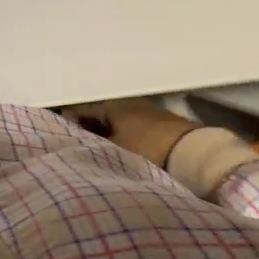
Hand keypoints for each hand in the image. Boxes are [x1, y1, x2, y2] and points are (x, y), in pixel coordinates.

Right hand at [66, 98, 201, 166]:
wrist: (196, 154)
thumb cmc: (148, 149)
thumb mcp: (114, 150)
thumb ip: (92, 145)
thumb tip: (75, 142)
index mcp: (111, 104)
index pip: (81, 110)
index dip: (69, 124)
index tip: (62, 138)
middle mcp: (127, 102)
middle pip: (101, 116)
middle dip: (91, 131)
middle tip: (81, 150)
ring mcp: (148, 112)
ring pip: (119, 124)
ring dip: (111, 136)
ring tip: (103, 156)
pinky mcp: (165, 125)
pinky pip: (136, 130)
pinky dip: (128, 139)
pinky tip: (127, 155)